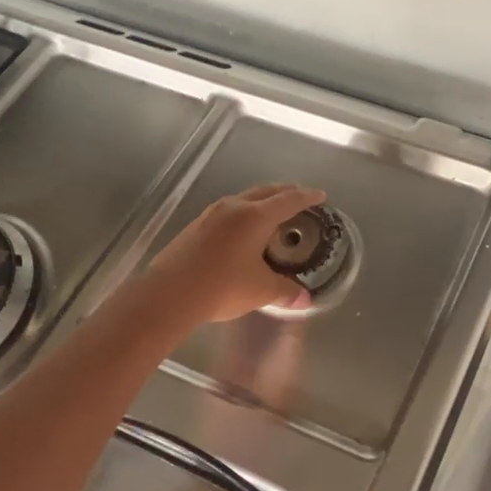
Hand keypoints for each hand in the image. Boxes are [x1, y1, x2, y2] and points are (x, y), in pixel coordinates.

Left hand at [137, 184, 324, 323]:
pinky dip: (243, 214)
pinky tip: (241, 231)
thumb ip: (285, 291)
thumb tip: (304, 299)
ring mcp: (211, 215)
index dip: (307, 197)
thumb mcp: (261, 290)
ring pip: (243, 199)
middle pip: (265, 191)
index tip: (320, 195)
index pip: (289, 200)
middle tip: (298, 196)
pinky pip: (227, 212)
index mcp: (256, 217)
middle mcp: (234, 208)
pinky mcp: (195, 227)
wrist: (170, 293)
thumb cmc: (223, 286)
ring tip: (271, 212)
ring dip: (261, 201)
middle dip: (285, 192)